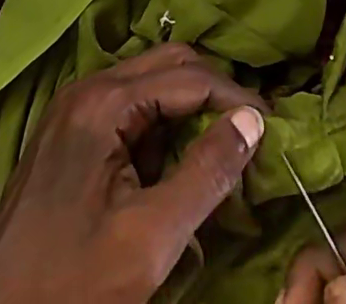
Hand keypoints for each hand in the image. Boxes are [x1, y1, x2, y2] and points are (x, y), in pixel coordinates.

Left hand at [0, 43, 266, 303]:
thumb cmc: (74, 278)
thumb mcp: (151, 235)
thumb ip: (206, 173)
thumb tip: (252, 120)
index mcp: (104, 102)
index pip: (188, 77)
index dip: (235, 98)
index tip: (273, 128)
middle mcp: (88, 89)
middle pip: (168, 65)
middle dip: (214, 93)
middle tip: (251, 134)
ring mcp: (76, 107)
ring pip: (150, 84)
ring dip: (189, 110)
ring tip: (222, 151)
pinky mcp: (72, 130)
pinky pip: (129, 109)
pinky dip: (161, 127)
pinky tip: (177, 164)